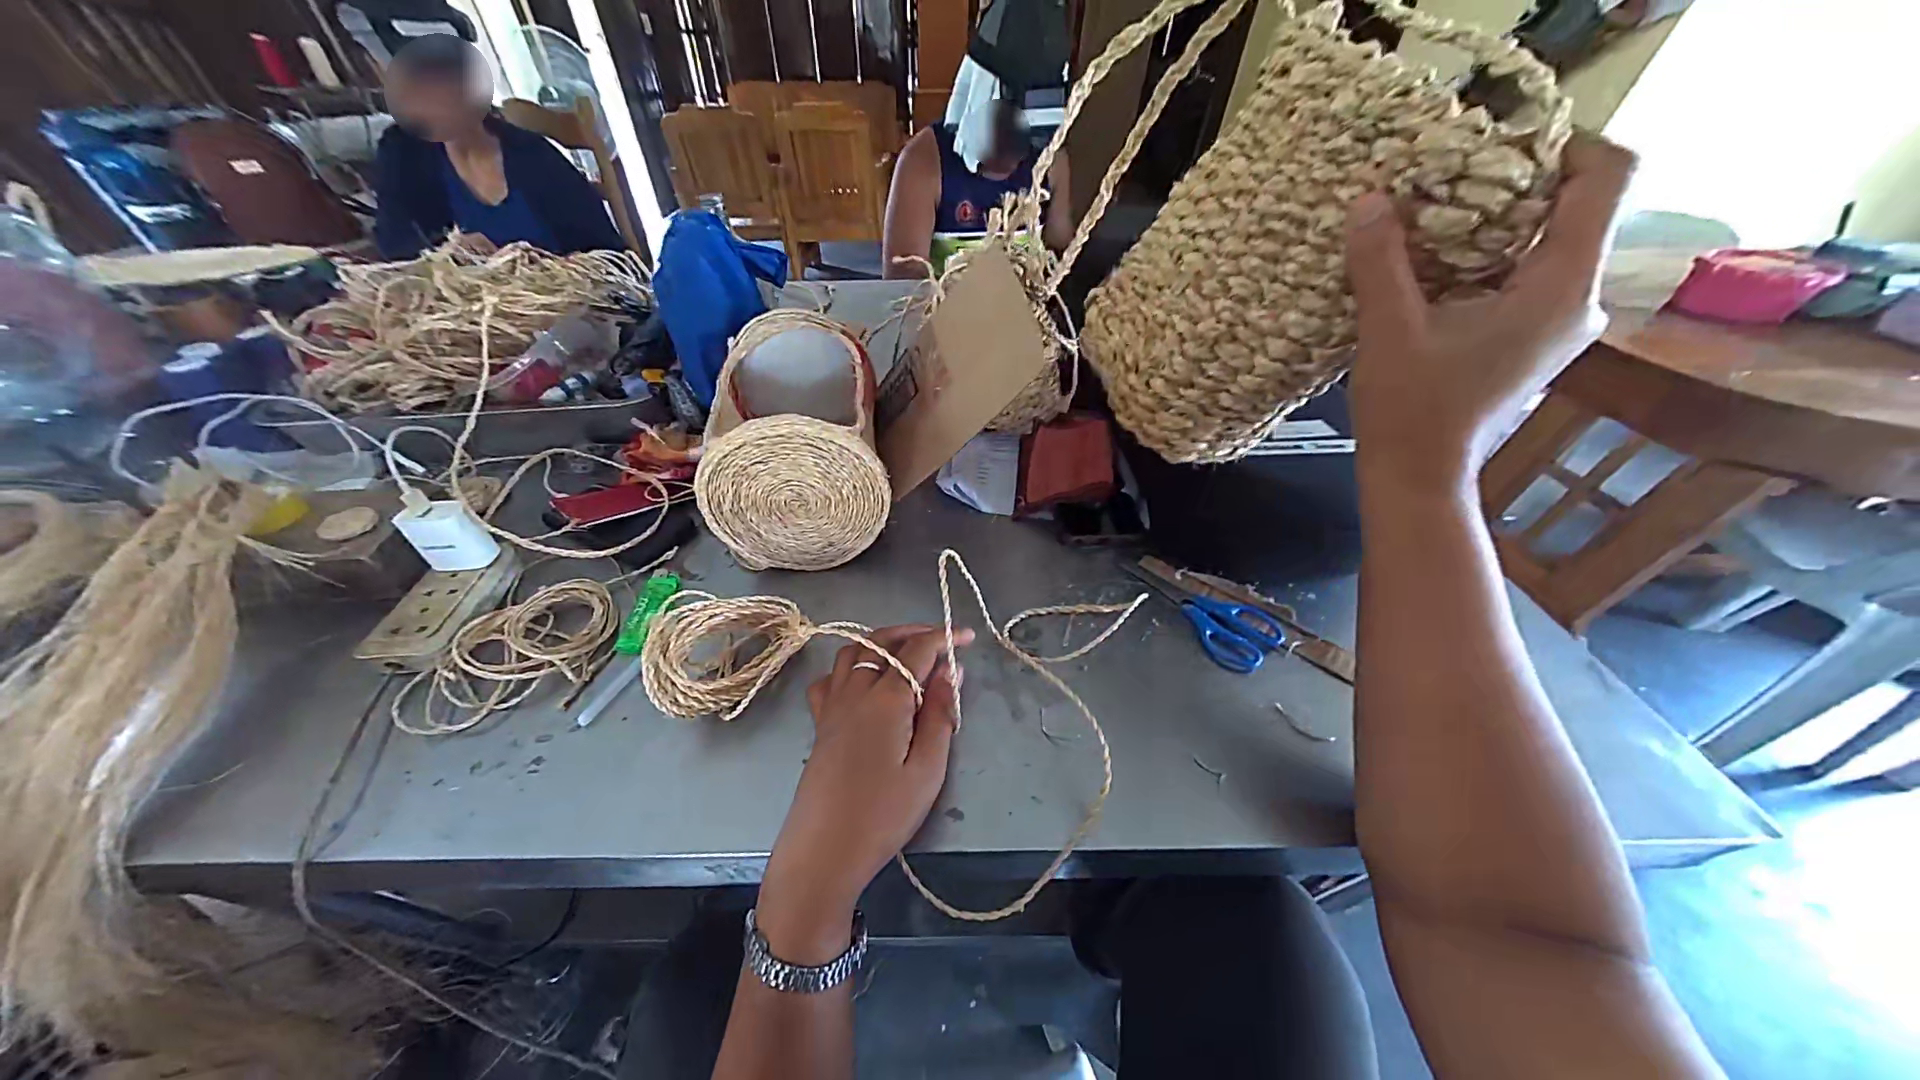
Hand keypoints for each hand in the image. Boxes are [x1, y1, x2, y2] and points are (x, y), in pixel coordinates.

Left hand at [755, 624, 973, 962]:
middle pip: (881, 641)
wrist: (823, 851)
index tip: (967, 637)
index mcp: (886, 701)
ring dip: (881, 643)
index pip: (917, 651)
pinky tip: (864, 684)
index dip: (944, 638)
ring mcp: (832, 706)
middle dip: (913, 632)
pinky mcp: (820, 724)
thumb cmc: (882, 816)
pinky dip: (850, 667)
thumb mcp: (927, 771)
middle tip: (941, 640)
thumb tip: (951, 672)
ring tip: (907, 655)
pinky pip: (831, 679)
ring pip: (852, 652)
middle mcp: (855, 693)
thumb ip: (940, 716)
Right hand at [1344, 134, 1637, 489]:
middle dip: (1514, 188)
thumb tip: (1368, 200)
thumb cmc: (1410, 410)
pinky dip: (1489, 264)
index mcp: (1559, 289)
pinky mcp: (1534, 344)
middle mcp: (1578, 302)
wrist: (1417, 477)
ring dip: (1495, 229)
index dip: (1562, 146)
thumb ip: (1381, 263)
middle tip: (1446, 187)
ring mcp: (1560, 327)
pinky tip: (1438, 276)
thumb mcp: (1388, 332)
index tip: (1493, 150)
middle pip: (1575, 210)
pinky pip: (1527, 280)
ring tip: (1433, 228)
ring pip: (1547, 247)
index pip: (1606, 177)